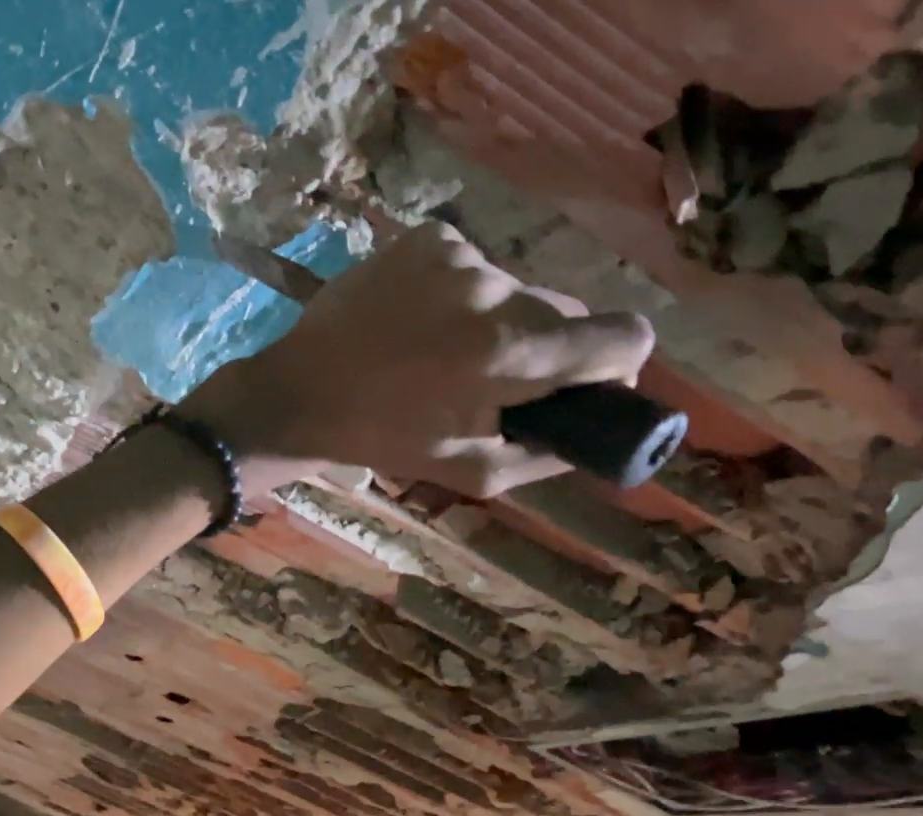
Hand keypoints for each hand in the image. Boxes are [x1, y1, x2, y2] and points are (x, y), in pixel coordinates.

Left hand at [178, 222, 655, 497]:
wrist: (297, 394)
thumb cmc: (381, 438)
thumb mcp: (472, 470)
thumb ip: (550, 451)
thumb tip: (603, 421)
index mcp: (512, 350)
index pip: (625, 334)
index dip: (613, 365)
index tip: (582, 383)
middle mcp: (494, 290)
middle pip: (566, 309)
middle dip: (546, 345)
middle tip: (492, 376)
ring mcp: (457, 256)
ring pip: (514, 289)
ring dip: (495, 318)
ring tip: (438, 350)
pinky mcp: (424, 239)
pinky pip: (470, 266)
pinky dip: (457, 293)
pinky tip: (416, 320)